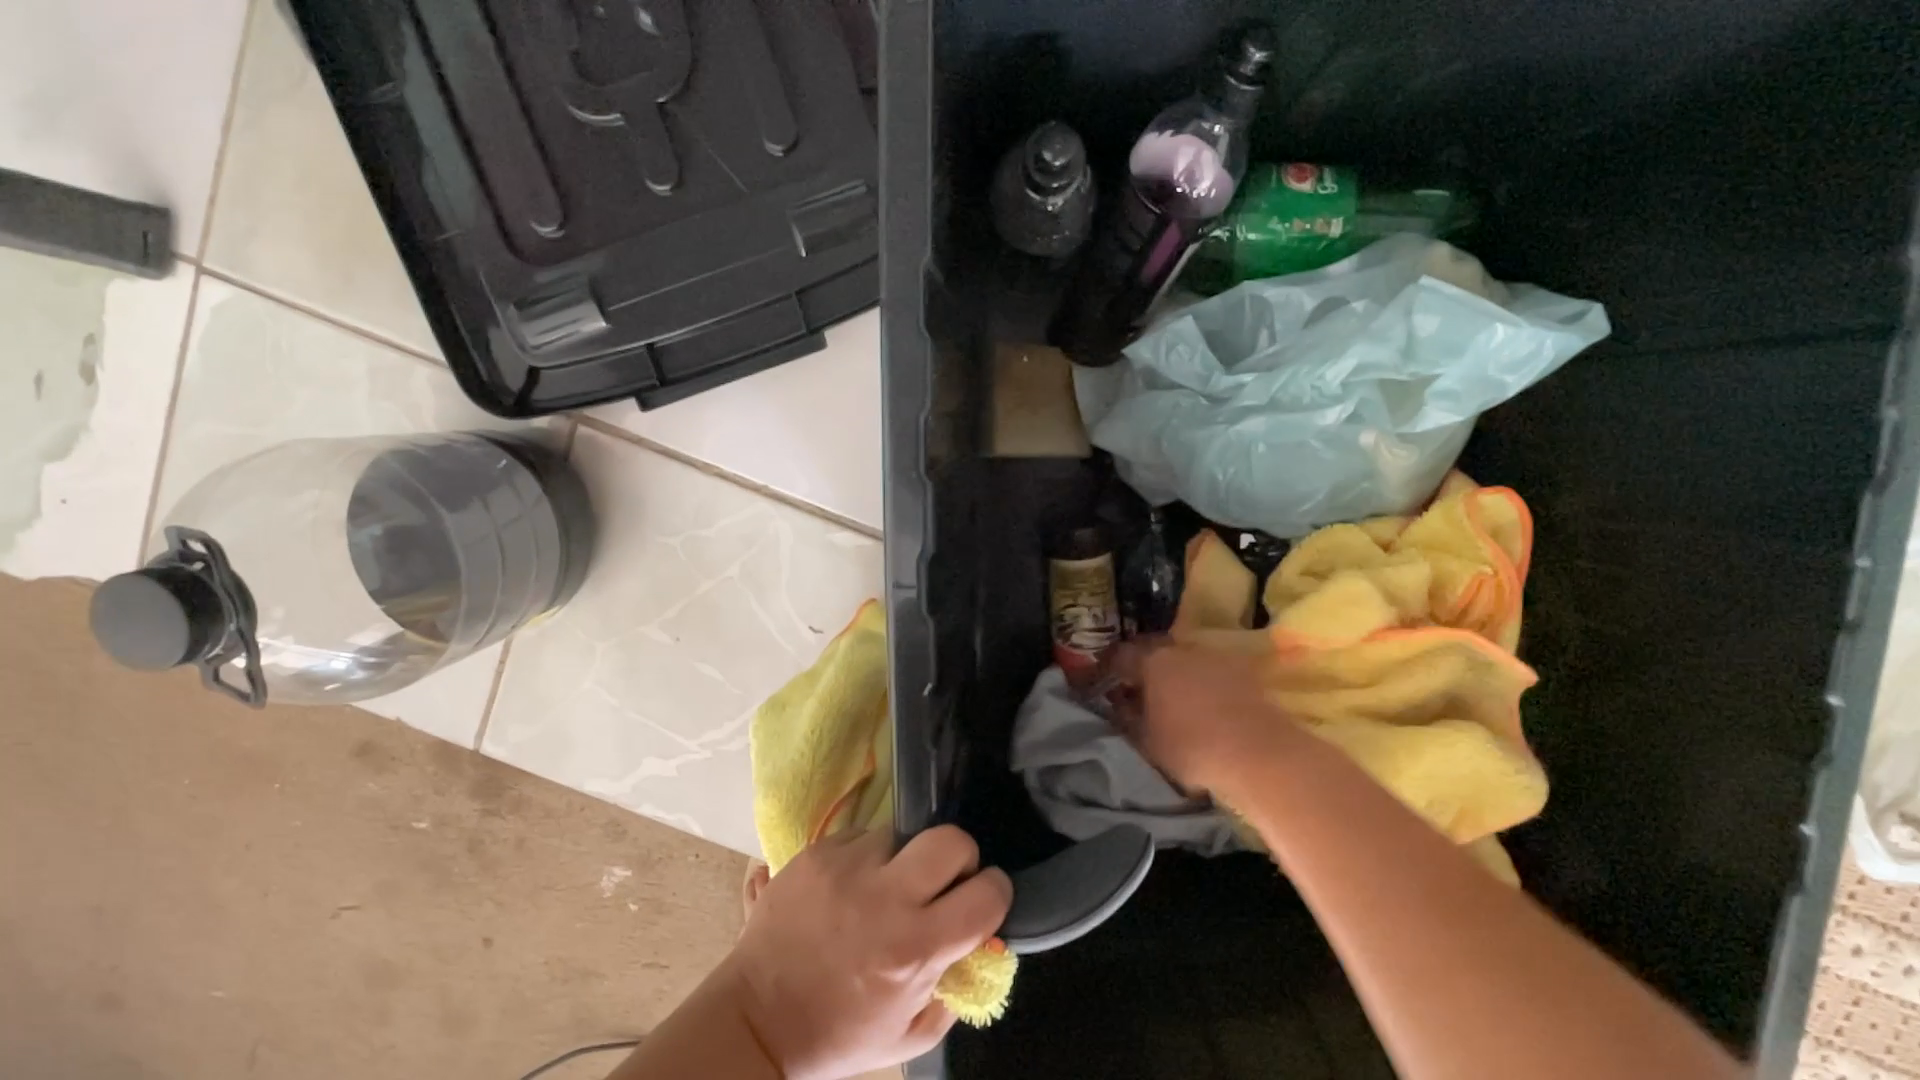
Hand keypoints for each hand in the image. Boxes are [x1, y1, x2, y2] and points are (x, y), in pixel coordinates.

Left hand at [726, 826, 1012, 1079]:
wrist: (756, 1019)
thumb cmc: (837, 1035)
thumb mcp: (911, 1034)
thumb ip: (955, 990)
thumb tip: (979, 945)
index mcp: (915, 948)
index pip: (987, 894)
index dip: (994, 894)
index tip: (983, 900)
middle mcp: (886, 899)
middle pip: (952, 840)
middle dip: (960, 858)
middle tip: (943, 882)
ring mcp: (847, 868)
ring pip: (903, 833)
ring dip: (905, 858)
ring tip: (885, 887)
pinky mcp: (816, 854)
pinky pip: (861, 836)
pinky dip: (865, 858)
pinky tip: (850, 888)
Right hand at [1108, 640, 1300, 797]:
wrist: (1259, 754)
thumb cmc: (1191, 748)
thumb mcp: (1145, 740)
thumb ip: (1127, 716)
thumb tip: (1119, 701)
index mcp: (1153, 662)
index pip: (1121, 655)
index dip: (1109, 668)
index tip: (1104, 681)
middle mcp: (1184, 650)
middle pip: (1156, 652)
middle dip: (1144, 667)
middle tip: (1137, 688)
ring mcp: (1218, 658)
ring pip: (1186, 661)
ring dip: (1176, 674)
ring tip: (1172, 698)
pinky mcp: (1245, 672)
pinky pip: (1212, 673)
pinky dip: (1202, 684)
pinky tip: (1203, 704)